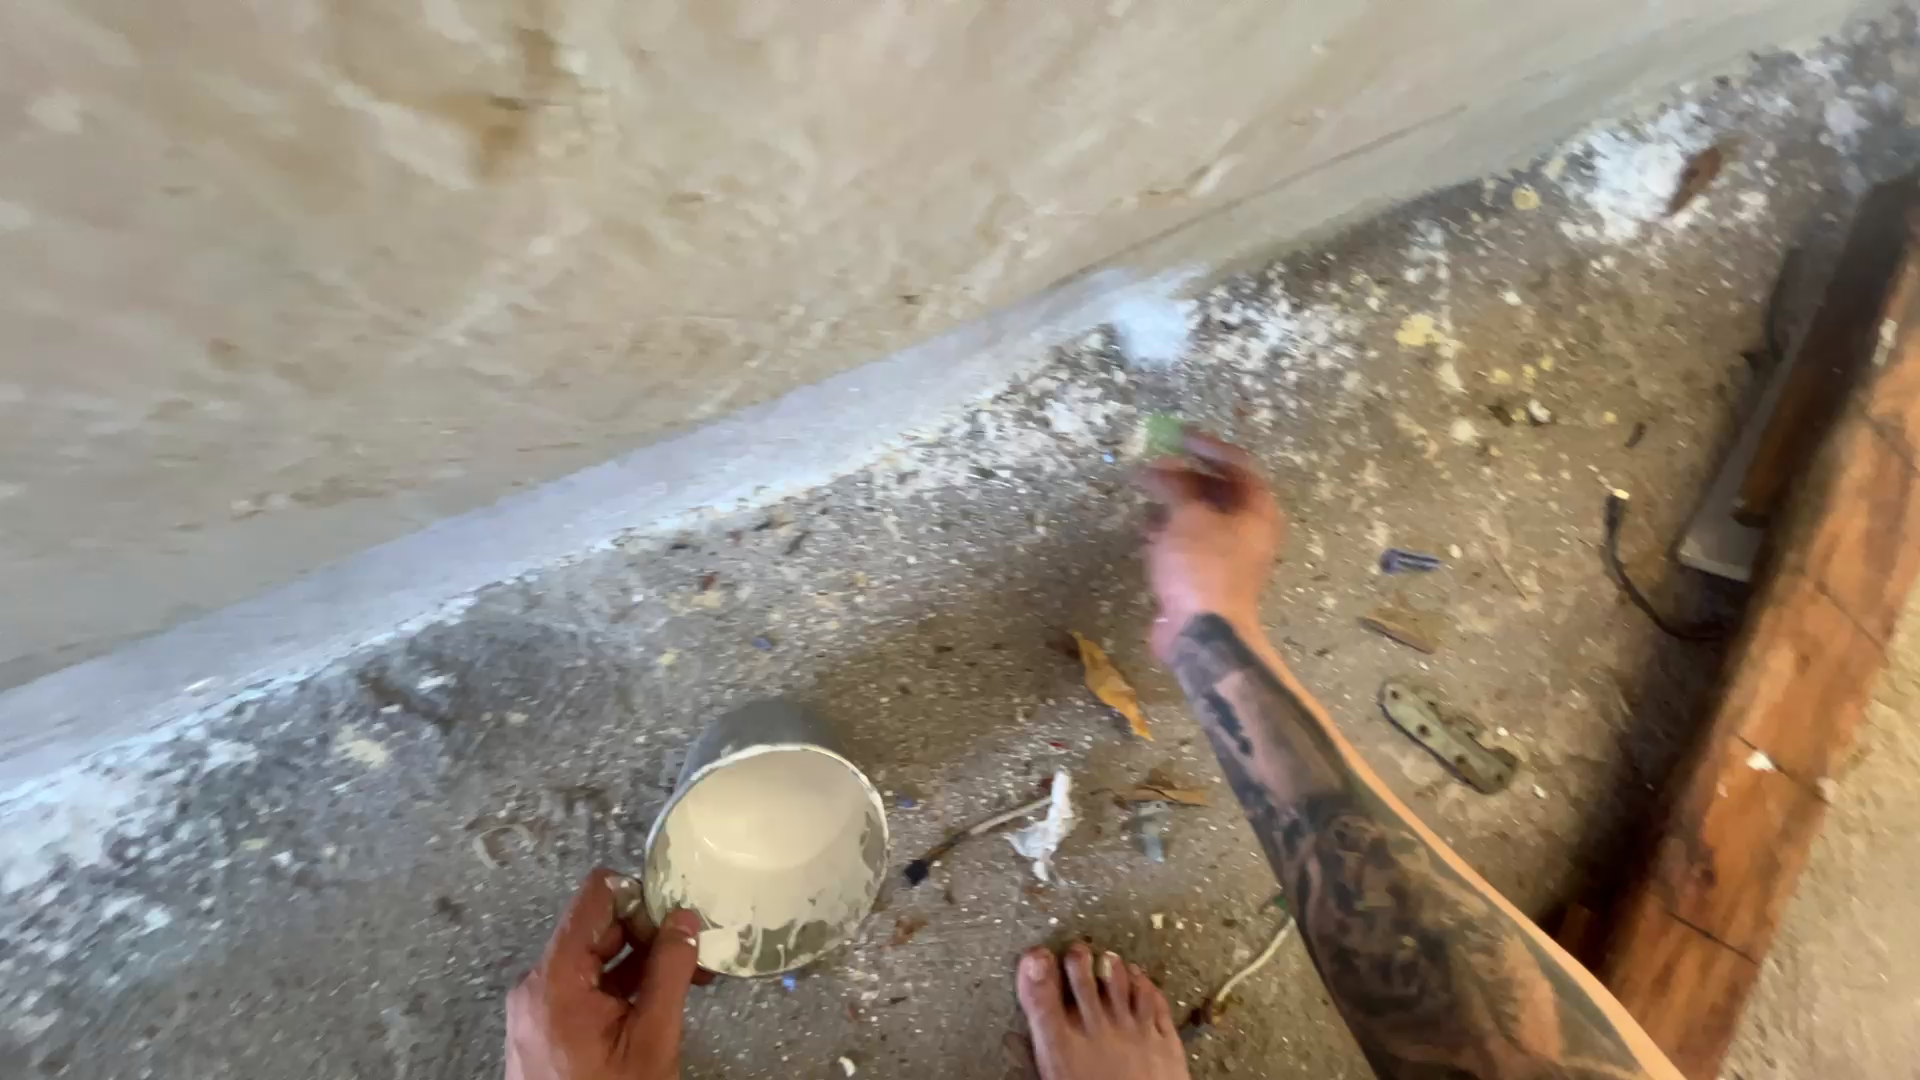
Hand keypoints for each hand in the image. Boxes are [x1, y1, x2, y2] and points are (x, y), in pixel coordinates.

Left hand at [506, 868, 702, 1079]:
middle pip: (602, 925)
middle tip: (698, 951)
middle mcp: (539, 982)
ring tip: (694, 976)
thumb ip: (670, 968)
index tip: (678, 917)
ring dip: (647, 959)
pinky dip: (628, 984)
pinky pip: (591, 984)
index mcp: (555, 977)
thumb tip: (686, 916)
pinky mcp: (547, 1026)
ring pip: (601, 955)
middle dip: (653, 932)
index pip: (597, 895)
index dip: (641, 894)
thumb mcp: (651, 1036)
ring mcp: (540, 1006)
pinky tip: (666, 996)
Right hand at [1138, 432, 1283, 660]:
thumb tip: (1161, 467)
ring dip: (1172, 503)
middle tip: (1152, 467)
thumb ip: (1175, 485)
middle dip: (1183, 476)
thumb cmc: (1202, 566)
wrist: (1202, 632)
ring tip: (1144, 494)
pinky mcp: (1204, 575)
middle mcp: (1248, 529)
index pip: (1237, 464)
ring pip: (1199, 516)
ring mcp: (1227, 554)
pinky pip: (1187, 542)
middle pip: (1217, 490)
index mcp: (1257, 510)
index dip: (1207, 447)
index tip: (1176, 436)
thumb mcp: (1188, 516)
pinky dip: (1168, 531)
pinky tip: (1145, 531)